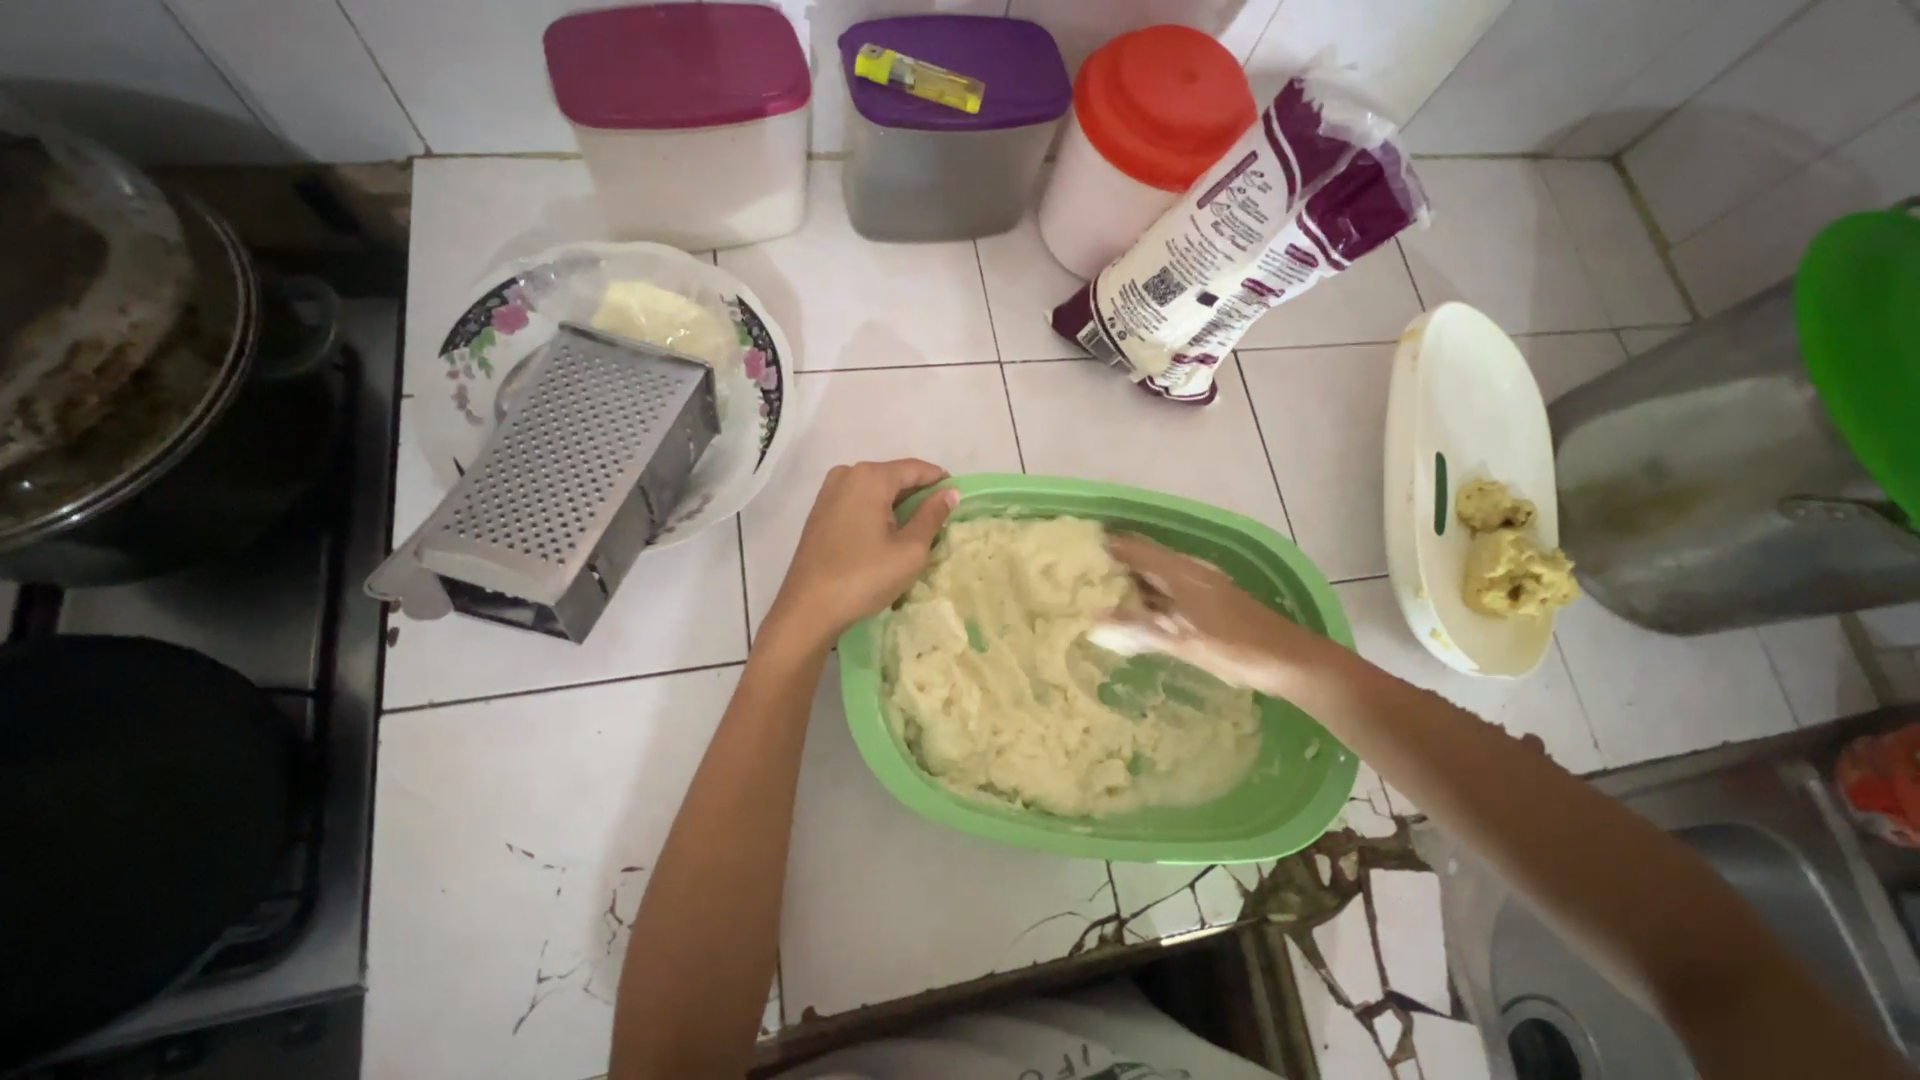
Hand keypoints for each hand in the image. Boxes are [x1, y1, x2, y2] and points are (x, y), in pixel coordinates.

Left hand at [761, 459, 958, 649]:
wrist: (808, 608)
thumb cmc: (864, 577)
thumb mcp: (909, 550)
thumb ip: (932, 516)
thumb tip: (950, 492)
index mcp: (870, 477)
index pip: (916, 469)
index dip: (940, 482)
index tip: (958, 500)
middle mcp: (847, 474)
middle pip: (893, 476)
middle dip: (918, 495)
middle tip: (939, 521)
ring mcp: (828, 492)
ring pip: (875, 490)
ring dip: (897, 505)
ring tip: (915, 532)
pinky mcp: (819, 512)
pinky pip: (857, 502)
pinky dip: (876, 512)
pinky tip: (886, 536)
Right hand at [1095, 532, 1329, 695]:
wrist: (1291, 662)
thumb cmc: (1237, 648)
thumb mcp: (1184, 640)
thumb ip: (1139, 628)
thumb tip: (1094, 619)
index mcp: (1182, 572)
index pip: (1134, 548)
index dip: (1105, 546)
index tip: (1073, 553)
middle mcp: (1189, 573)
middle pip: (1143, 561)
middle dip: (1111, 566)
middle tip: (1076, 579)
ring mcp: (1200, 590)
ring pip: (1154, 580)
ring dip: (1128, 585)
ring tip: (1093, 597)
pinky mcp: (1207, 607)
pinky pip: (1166, 596)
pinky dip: (1145, 602)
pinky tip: (1132, 618)